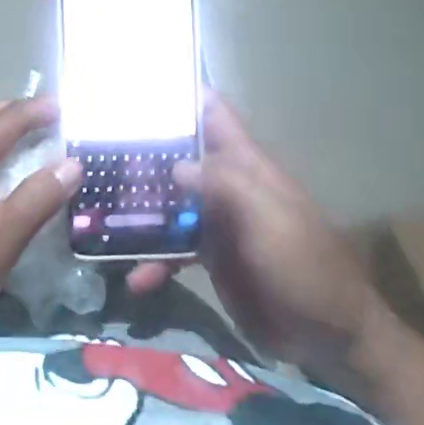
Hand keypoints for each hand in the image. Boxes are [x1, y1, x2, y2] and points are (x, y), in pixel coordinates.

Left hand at [0, 97, 81, 344]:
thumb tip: (72, 163)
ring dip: (1, 124)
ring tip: (31, 133)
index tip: (66, 106)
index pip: (5, 121)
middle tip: (52, 117)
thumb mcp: (2, 239)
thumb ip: (38, 198)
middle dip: (18, 111)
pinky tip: (0, 164)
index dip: (35, 110)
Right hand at [128, 94, 395, 372]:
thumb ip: (224, 183)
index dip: (182, 95)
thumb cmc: (305, 266)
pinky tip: (135, 280)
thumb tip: (175, 164)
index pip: (214, 114)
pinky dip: (152, 262)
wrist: (331, 338)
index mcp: (246, 165)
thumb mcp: (269, 218)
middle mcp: (227, 185)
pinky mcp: (210, 257)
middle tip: (93, 152)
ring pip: (168, 204)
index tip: (138, 86)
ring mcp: (217, 221)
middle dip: (141, 155)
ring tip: (101, 223)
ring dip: (138, 213)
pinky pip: (171, 250)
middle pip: (178, 157)